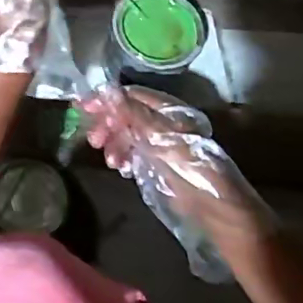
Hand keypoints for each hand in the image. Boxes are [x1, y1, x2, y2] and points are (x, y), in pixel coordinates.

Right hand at [79, 85, 276, 243]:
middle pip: (126, 114)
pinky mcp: (159, 164)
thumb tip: (106, 90)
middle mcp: (163, 123)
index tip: (83, 107)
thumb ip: (133, 115)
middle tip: (92, 139)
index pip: (131, 95)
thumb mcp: (162, 139)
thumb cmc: (194, 170)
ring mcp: (161, 144)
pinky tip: (119, 167)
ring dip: (113, 143)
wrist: (220, 213)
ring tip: (110, 161)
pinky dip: (122, 157)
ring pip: (127, 134)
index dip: (106, 99)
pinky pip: (133, 153)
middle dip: (107, 124)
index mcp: (169, 110)